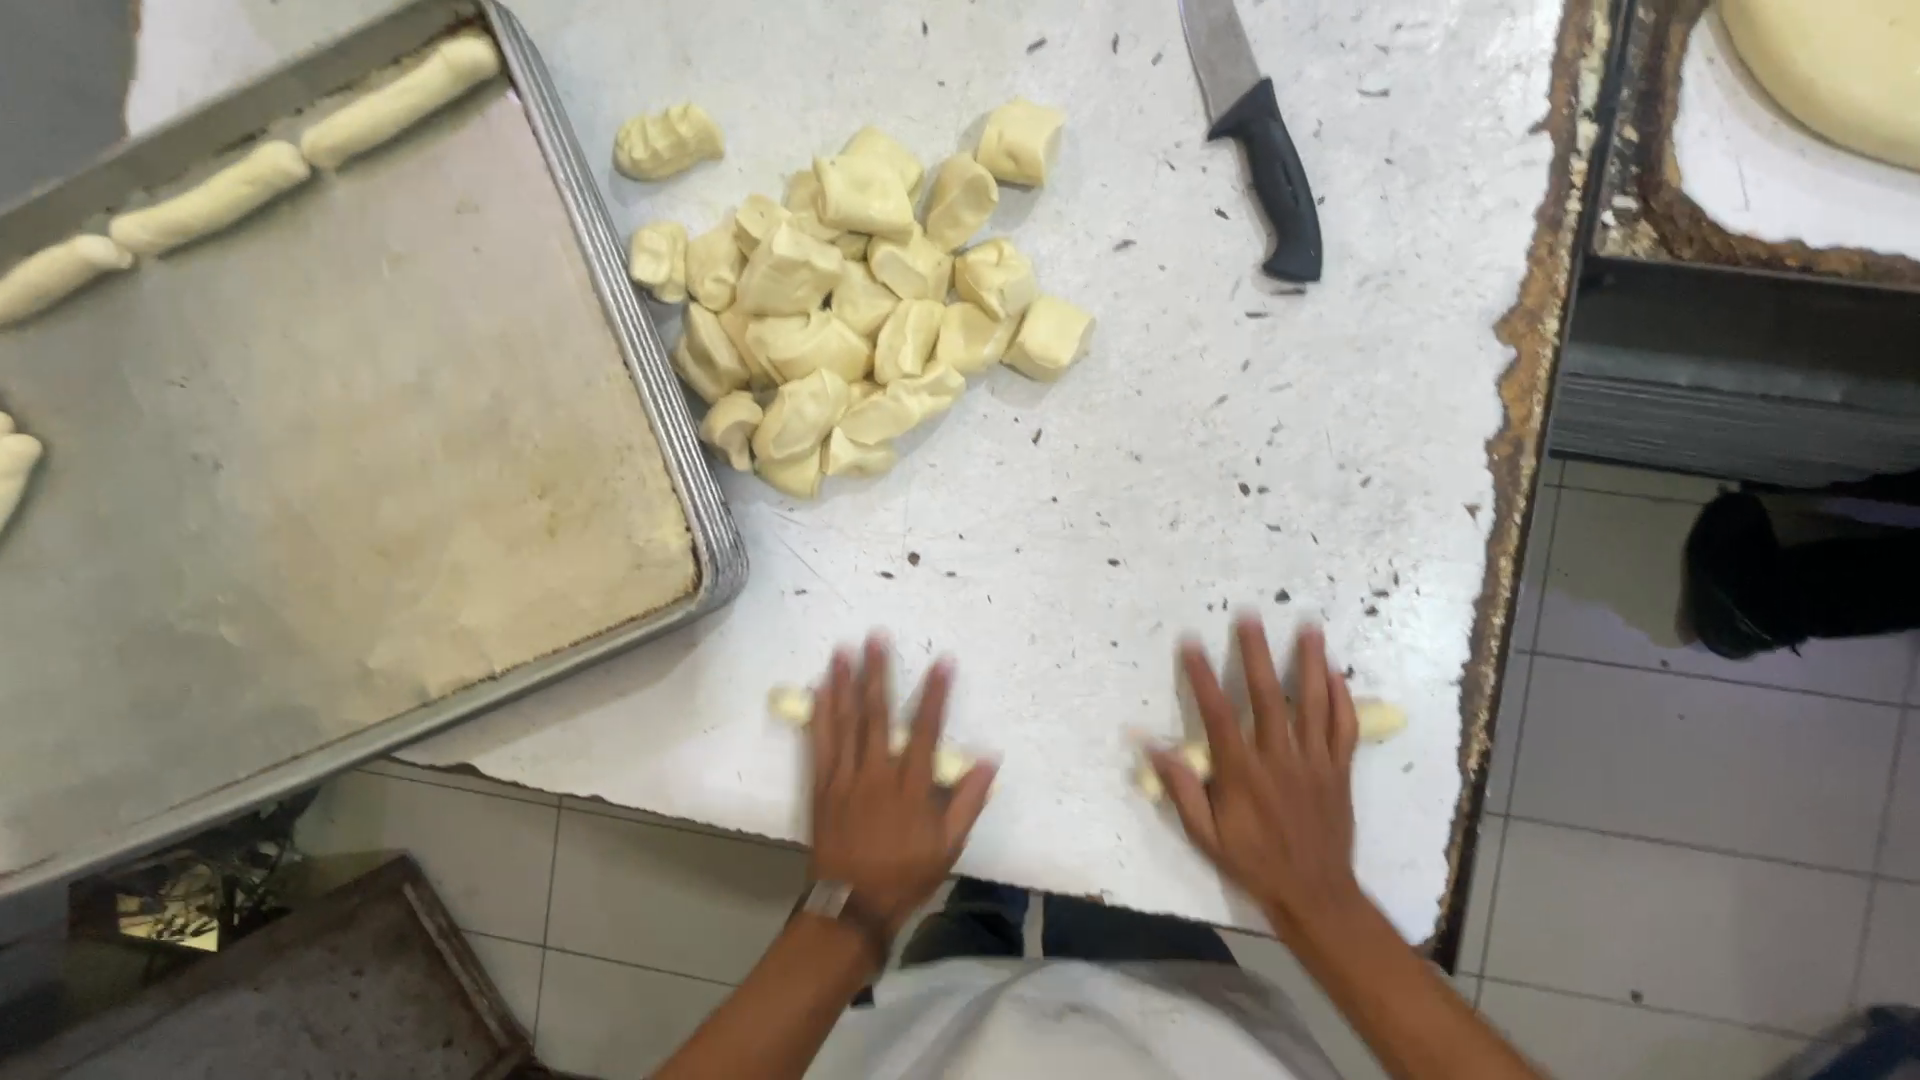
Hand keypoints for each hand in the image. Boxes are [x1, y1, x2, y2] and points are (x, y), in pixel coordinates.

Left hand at [806, 635, 996, 934]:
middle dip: (877, 672)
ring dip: (843, 683)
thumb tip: (989, 761)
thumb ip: (967, 801)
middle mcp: (876, 774)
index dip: (936, 693)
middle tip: (875, 637)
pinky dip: (818, 716)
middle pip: (877, 714)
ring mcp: (844, 778)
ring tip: (843, 650)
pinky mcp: (821, 786)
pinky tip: (818, 690)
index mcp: (910, 786)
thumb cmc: (906, 873)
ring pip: (843, 722)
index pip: (926, 729)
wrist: (853, 903)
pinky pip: (818, 745)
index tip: (942, 662)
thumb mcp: (949, 845)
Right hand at [1150, 616, 1366, 940]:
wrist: (1313, 892)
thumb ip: (1182, 789)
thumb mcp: (1204, 835)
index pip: (1217, 714)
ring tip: (1309, 626)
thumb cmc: (1252, 862)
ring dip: (1309, 661)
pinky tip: (1334, 672)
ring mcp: (1314, 762)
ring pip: (1313, 703)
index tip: (1190, 644)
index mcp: (1242, 772)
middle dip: (1257, 652)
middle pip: (1268, 696)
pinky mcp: (1339, 770)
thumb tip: (1153, 746)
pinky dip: (1340, 697)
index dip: (1201, 676)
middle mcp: (1279, 758)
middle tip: (1250, 616)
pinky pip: (1344, 728)